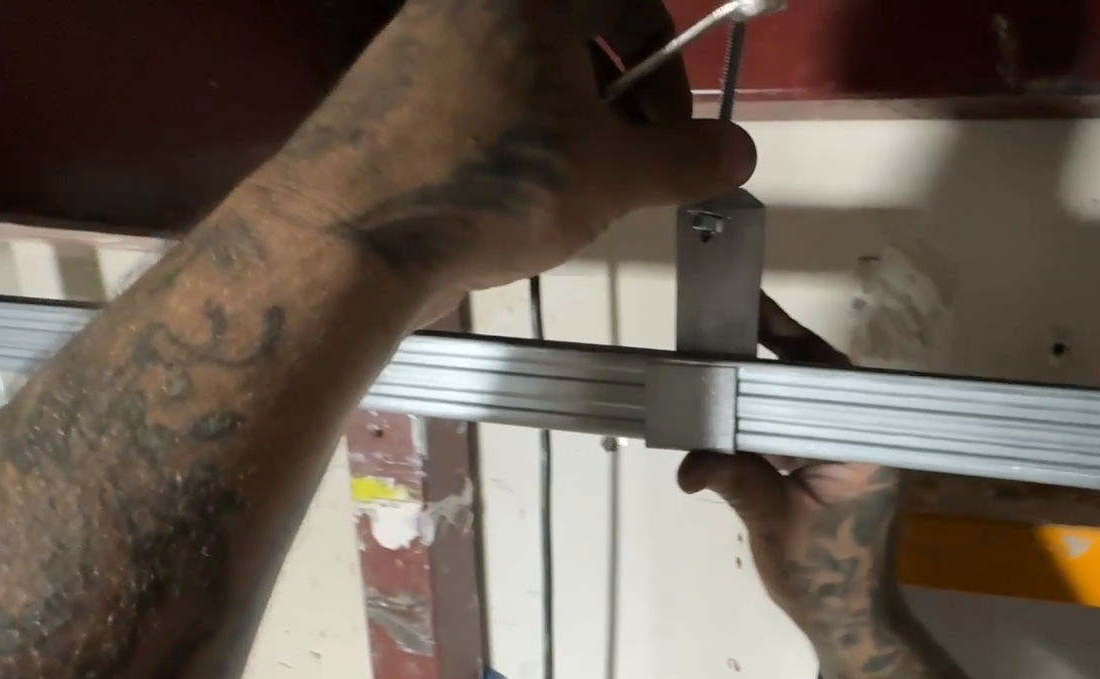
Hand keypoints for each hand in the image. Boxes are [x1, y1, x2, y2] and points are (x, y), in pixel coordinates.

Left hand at [255, 0, 755, 293]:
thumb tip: (742, 151)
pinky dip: (524, 143)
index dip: (670, 64)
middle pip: (579, 38)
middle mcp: (472, 5)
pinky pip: (487, 105)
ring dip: (576, 131)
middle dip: (624, 105)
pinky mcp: (400, 97)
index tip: (675, 130)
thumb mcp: (612, 178)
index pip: (628, 1)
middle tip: (633, 168)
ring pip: (532, 78)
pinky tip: (521, 202)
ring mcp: (427, 48)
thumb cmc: (494, 188)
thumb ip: (685, 160)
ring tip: (580, 196)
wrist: (357, 235)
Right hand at [677, 299, 903, 643]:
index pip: (824, 375)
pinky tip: (728, 411)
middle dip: (770, 352)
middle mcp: (862, 437)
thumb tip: (689, 462)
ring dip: (763, 384)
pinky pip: (795, 427)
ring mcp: (847, 450)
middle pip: (814, 378)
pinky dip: (763, 419)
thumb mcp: (773, 525)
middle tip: (724, 322)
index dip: (785, 340)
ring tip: (717, 357)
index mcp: (863, 444)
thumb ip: (737, 481)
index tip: (747, 310)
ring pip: (803, 400)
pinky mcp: (830, 465)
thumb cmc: (821, 576)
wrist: (845, 618)